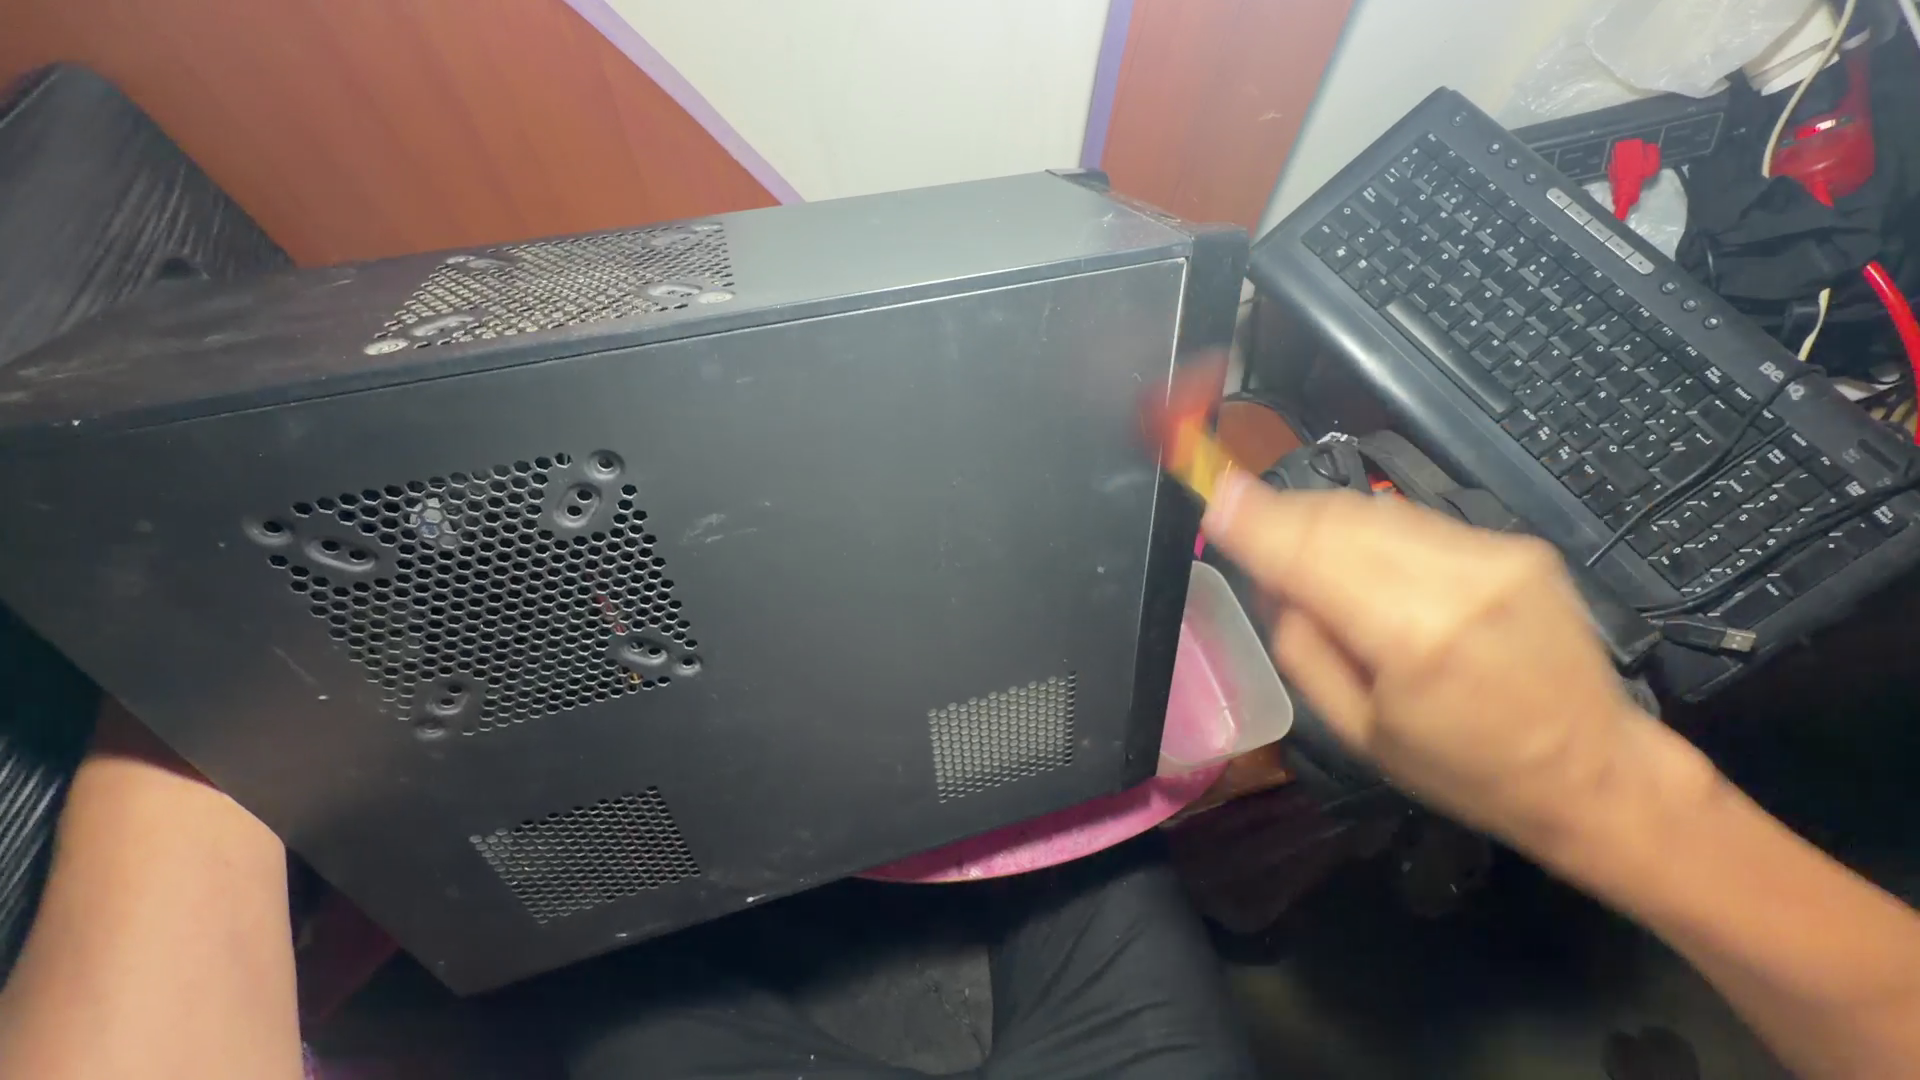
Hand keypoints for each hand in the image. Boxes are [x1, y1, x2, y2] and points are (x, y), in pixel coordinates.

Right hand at [1201, 468, 1663, 845]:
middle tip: (1244, 522)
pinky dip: (1370, 529)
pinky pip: (1414, 520)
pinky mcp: (1517, 544)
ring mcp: (1495, 555)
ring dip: (1320, 518)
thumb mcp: (1354, 728)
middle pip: (1338, 516)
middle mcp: (1459, 580)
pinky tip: (1363, 560)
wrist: (1592, 769)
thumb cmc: (1461, 768)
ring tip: (1300, 548)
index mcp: (1413, 639)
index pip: (1309, 553)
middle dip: (1279, 512)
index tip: (1213, 495)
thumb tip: (1270, 576)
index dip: (1253, 519)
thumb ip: (1301, 643)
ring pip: (1374, 508)